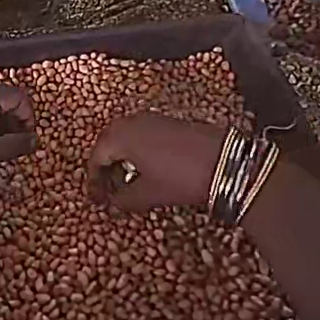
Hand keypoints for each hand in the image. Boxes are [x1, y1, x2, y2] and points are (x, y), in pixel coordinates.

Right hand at [86, 114, 227, 211]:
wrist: (225, 161)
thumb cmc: (180, 178)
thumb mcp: (148, 194)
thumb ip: (123, 198)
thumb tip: (113, 201)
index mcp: (120, 136)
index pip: (96, 157)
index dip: (94, 181)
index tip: (97, 199)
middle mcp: (131, 121)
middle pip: (108, 144)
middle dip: (106, 167)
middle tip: (108, 190)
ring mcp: (151, 118)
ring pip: (125, 137)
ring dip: (121, 158)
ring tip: (127, 182)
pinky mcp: (167, 121)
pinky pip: (141, 134)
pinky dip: (136, 151)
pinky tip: (146, 170)